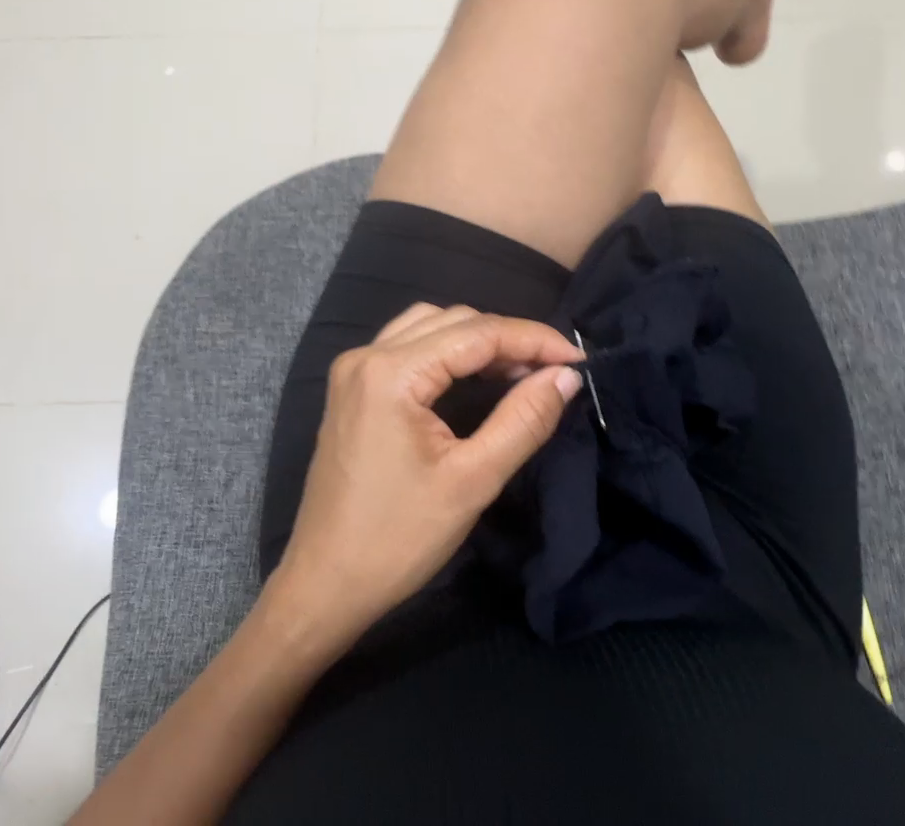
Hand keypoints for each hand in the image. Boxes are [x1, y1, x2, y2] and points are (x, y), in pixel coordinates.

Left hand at [273, 304, 584, 639]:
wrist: (327, 583)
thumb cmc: (399, 538)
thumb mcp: (473, 480)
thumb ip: (523, 420)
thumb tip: (565, 378)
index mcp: (390, 373)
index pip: (476, 332)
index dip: (533, 339)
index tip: (578, 361)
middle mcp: (365, 357)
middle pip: (451, 321)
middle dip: (508, 338)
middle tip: (553, 373)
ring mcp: (352, 372)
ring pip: (428, 328)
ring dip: (477, 341)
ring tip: (521, 372)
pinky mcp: (352, 392)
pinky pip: (407, 349)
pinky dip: (447, 354)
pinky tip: (477, 378)